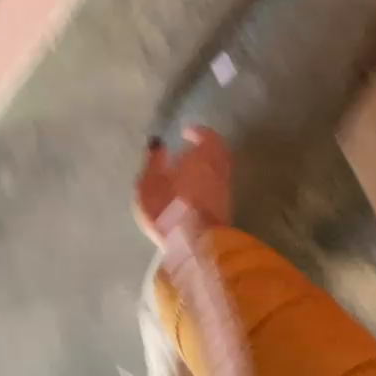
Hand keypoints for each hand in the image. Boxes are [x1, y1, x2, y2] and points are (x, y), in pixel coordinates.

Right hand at [134, 127, 231, 246]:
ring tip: (191, 168)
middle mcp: (218, 169)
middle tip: (191, 147)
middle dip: (206, 147)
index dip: (198, 132)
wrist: (195, 244)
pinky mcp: (226, 209)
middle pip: (218, 152)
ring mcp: (225, 190)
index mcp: (203, 156)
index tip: (186, 131)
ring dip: (208, 165)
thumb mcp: (148, 183)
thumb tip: (159, 145)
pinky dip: (209, 180)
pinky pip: (219, 185)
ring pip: (220, 169)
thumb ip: (154, 162)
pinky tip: (196, 187)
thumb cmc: (168, 208)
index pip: (207, 137)